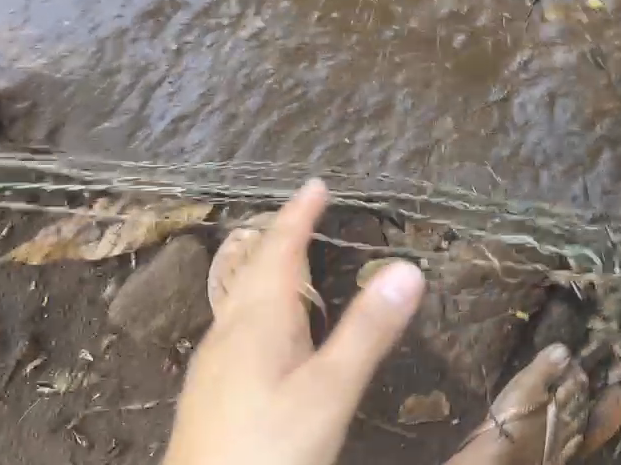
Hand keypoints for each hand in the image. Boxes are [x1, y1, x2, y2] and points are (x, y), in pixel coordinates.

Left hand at [163, 180, 425, 464]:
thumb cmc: (267, 452)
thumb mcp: (329, 392)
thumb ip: (368, 331)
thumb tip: (409, 266)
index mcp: (258, 321)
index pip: (280, 250)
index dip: (298, 215)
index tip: (316, 183)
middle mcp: (230, 334)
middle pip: (254, 270)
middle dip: (280, 236)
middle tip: (305, 210)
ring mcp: (214, 367)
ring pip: (242, 299)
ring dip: (267, 268)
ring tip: (288, 257)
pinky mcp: (211, 397)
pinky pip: (239, 325)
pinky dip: (260, 302)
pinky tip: (267, 331)